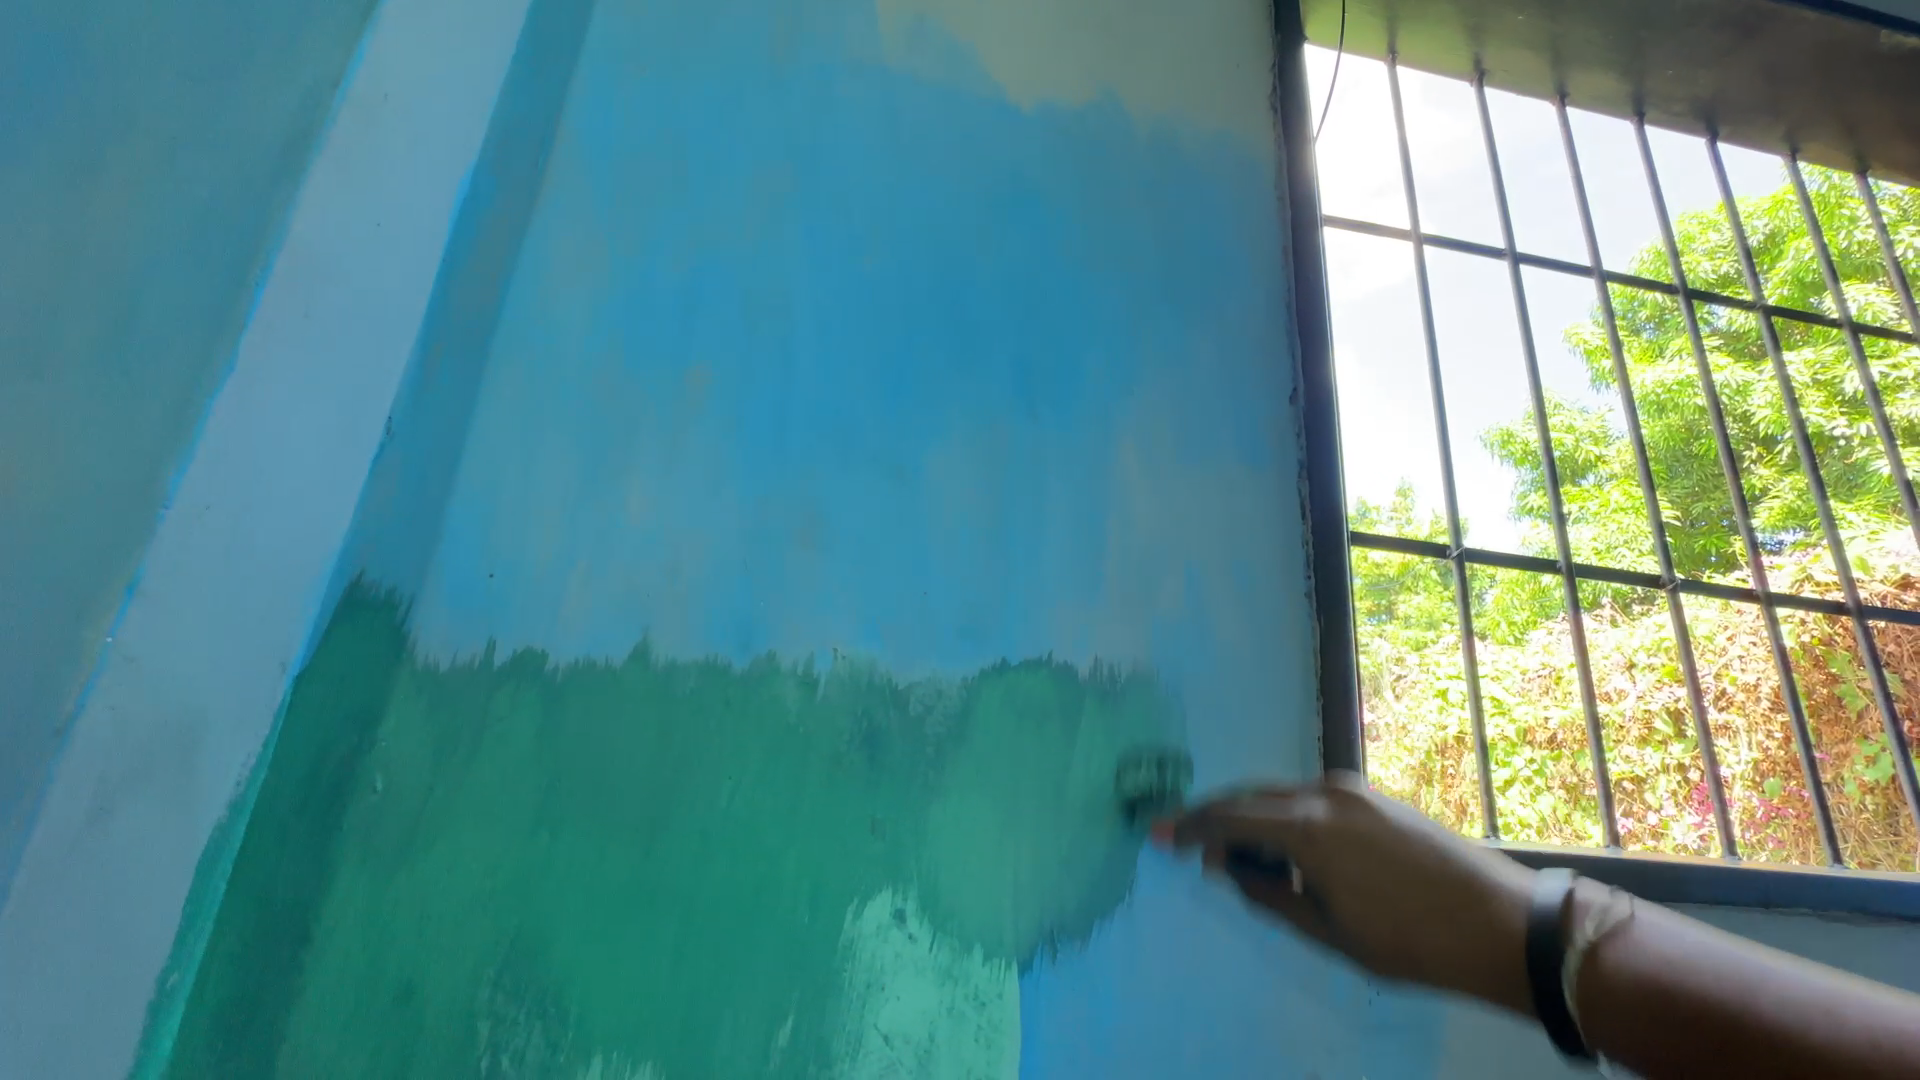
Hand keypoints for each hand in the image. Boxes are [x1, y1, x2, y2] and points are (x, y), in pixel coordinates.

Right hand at [1156, 771, 1536, 1015]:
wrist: (1506, 925)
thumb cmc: (1411, 941)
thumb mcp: (1330, 933)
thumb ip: (1269, 896)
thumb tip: (1229, 870)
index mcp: (1306, 829)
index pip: (1227, 818)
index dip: (1187, 827)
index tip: (1156, 833)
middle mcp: (1320, 793)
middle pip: (1248, 797)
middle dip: (1215, 819)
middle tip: (1191, 845)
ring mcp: (1348, 789)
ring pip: (1278, 793)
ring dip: (1251, 817)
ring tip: (1238, 853)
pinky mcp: (1370, 795)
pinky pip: (1307, 796)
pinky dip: (1282, 815)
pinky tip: (1284, 844)